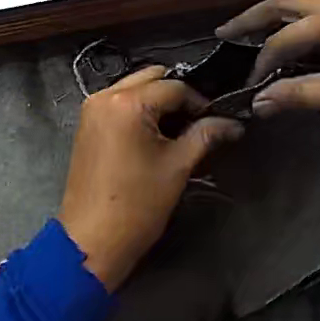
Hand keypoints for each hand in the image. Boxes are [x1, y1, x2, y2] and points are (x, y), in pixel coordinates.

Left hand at [58, 66, 243, 289]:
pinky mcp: (87, 125)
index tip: (216, 120)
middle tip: (198, 121)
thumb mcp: (178, 165)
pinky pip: (121, 103)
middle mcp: (105, 96)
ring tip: (179, 129)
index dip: (200, 102)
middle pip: (153, 78)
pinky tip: (156, 135)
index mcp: (127, 103)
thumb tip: (232, 123)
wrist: (92, 242)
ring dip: (158, 102)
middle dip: (178, 96)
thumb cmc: (138, 204)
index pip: (175, 87)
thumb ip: (206, 134)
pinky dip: (140, 110)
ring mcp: (92, 109)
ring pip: (136, 88)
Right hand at [216, 0, 319, 141]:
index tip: (250, 88)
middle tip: (226, 32)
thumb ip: (297, 94)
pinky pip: (318, 17)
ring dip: (275, 19)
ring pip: (302, 8)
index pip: (283, 37)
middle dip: (254, 18)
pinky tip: (286, 41)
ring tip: (248, 34)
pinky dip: (297, 27)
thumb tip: (258, 103)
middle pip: (285, 4)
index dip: (262, 62)